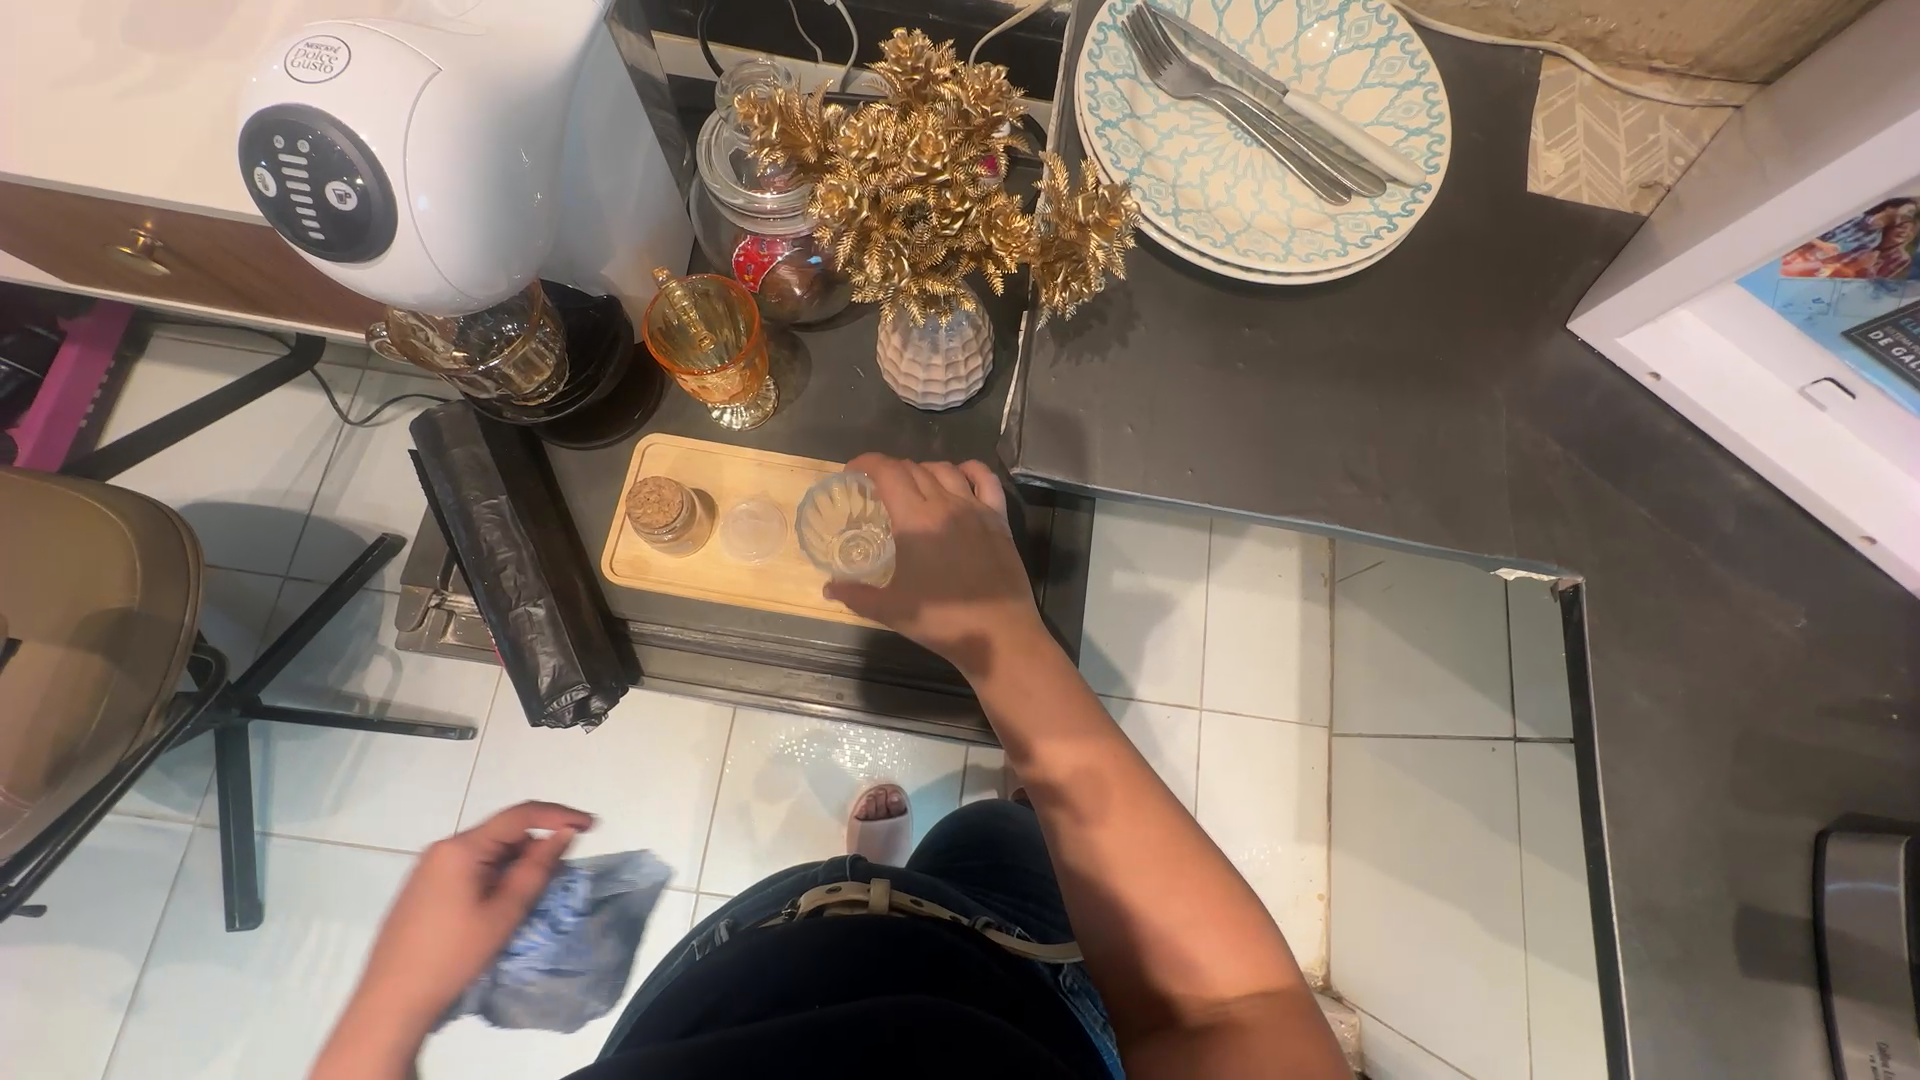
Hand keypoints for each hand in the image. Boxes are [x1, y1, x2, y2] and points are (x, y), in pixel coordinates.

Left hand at [344, 802, 592, 1037]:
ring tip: (530, 896)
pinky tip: (501, 904)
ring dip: (515, 864)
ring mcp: (428, 870)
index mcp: (461, 848)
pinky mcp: (422, 890)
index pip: (521, 815)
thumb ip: (538, 867)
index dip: (560, 816)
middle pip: (504, 833)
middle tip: (560, 873)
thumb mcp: (505, 912)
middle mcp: (442, 849)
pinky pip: (470, 868)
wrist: (388, 1006)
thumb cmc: (452, 956)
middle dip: (536, 846)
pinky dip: (494, 876)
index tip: (591, 826)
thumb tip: (563, 834)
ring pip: (488, 852)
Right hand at [825, 454, 1052, 678]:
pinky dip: (969, 470)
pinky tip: (960, 477)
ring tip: (913, 485)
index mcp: (914, 519)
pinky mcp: (999, 520)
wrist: (999, 634)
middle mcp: (945, 504)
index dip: (866, 463)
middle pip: (913, 469)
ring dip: (924, 470)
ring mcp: (975, 509)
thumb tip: (828, 588)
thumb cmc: (941, 621)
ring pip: (946, 470)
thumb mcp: (891, 610)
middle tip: (878, 488)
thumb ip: (855, 595)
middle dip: (890, 470)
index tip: (852, 472)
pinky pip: (986, 480)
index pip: (887, 471)